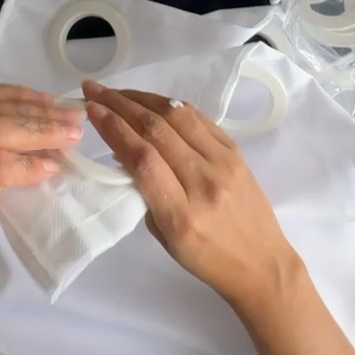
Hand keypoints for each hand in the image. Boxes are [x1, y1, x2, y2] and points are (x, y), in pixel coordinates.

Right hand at [81, 79, 304, 312]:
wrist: (263, 265)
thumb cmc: (206, 259)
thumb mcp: (164, 236)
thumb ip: (143, 192)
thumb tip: (123, 149)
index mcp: (181, 214)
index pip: (142, 159)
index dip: (114, 128)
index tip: (90, 109)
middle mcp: (203, 183)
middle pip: (156, 130)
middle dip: (119, 104)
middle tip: (93, 89)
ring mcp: (223, 163)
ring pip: (176, 116)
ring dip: (141, 97)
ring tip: (116, 91)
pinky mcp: (235, 150)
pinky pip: (197, 117)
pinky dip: (168, 104)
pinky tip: (149, 101)